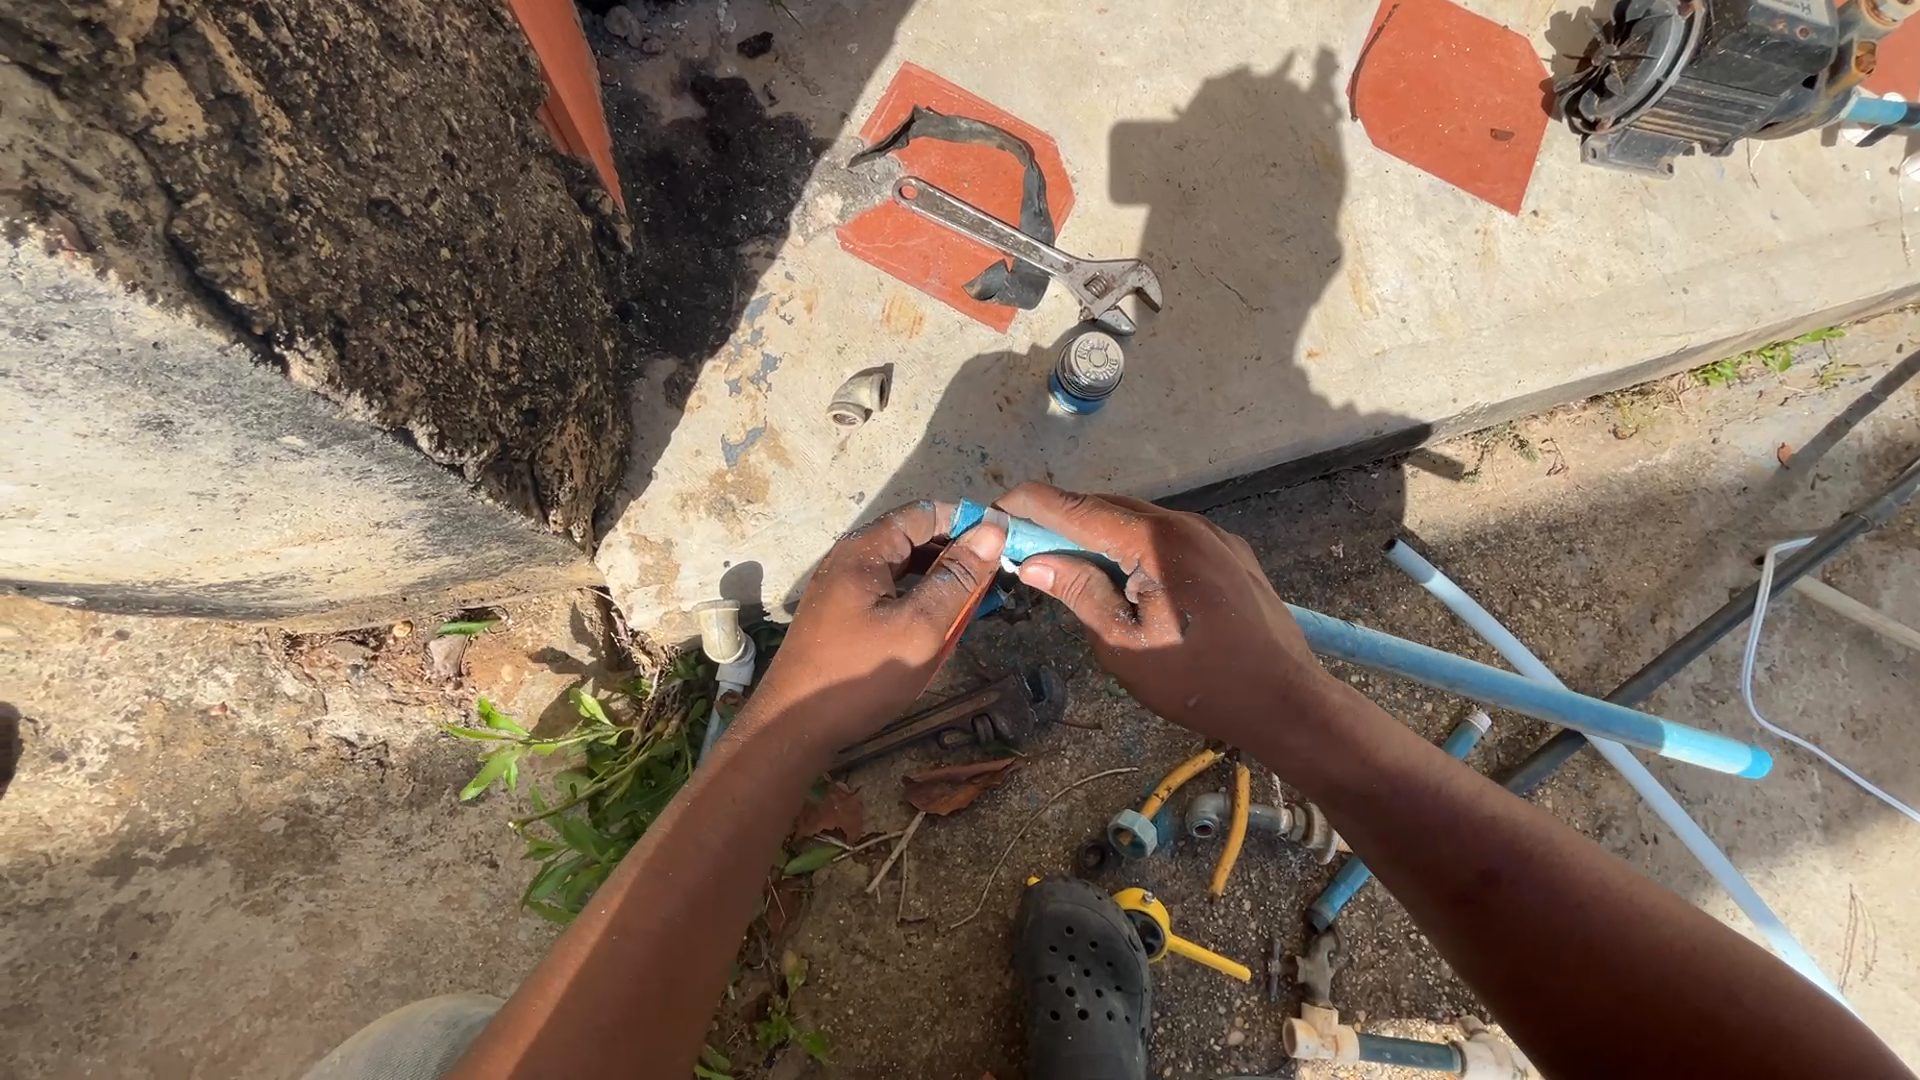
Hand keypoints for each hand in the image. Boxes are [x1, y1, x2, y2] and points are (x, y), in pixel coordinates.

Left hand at [735, 500, 1006, 754]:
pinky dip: (919, 598)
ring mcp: (844, 587)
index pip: (925, 513)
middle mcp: (851, 558)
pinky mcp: (843, 614)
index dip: (967, 523)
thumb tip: (992, 531)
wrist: (793, 727)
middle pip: (914, 538)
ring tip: (976, 599)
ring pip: (904, 567)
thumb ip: (957, 578)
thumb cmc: (861, 675)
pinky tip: (940, 621)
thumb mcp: (919, 626)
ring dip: (941, 578)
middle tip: (996, 576)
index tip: (1004, 543)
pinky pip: (891, 591)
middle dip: (956, 552)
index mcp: (865, 550)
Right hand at [996, 483, 1332, 746]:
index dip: (1031, 505)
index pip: (1077, 509)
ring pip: (1139, 518)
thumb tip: (1032, 562)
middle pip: (1107, 506)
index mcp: (1153, 541)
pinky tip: (1126, 572)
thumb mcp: (1123, 644)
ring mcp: (1211, 534)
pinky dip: (1133, 542)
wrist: (1286, 701)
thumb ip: (1078, 593)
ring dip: (1098, 530)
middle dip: (1061, 517)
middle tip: (1026, 541)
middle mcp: (1183, 523)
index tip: (997, 507)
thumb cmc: (1196, 682)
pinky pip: (1168, 533)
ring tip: (1069, 559)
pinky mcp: (1228, 550)